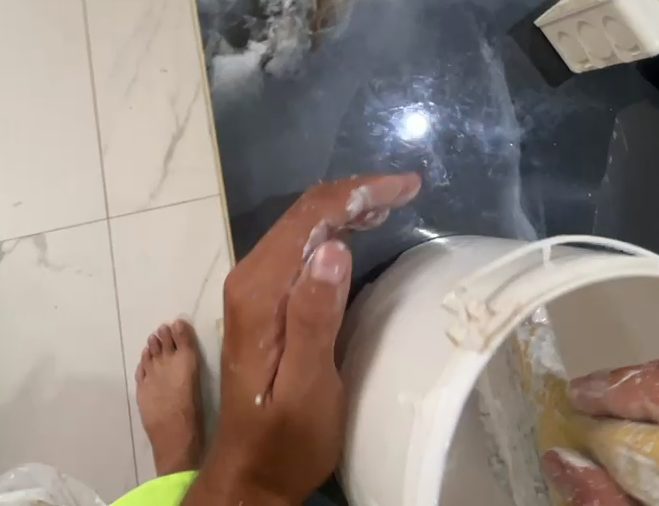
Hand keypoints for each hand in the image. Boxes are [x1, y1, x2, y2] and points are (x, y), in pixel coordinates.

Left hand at [185, 172, 422, 505]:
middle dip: (357, 192)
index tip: (405, 187)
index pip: (310, 218)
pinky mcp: (267, 294)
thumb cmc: (286, 437)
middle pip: (306, 212)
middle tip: (407, 189)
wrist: (253, 471)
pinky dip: (336, 225)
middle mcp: (251, 275)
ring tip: (393, 200)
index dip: (357, 193)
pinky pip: (303, 242)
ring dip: (348, 205)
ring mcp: (256, 283)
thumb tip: (333, 248)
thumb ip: (315, 317)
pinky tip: (361, 227)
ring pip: (305, 223)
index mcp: (260, 290)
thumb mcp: (307, 386)